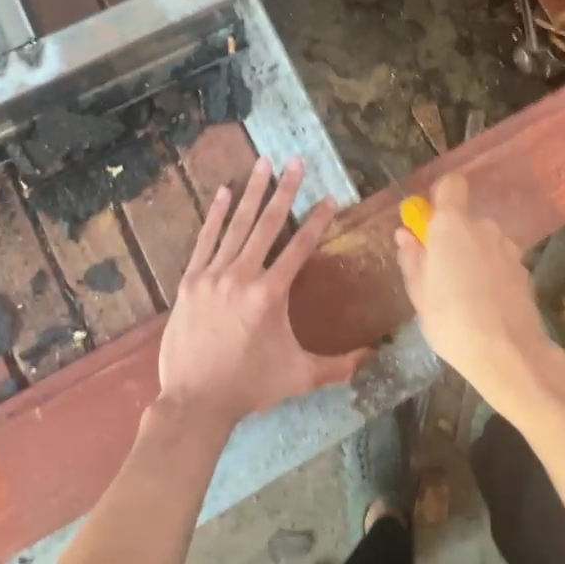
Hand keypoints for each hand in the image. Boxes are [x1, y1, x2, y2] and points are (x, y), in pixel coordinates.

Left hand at [157, 158, 368, 428]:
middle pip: (268, 225)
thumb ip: (338, 366)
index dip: (316, 221)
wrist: (194, 402)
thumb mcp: (299, 377)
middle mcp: (242, 276)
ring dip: (252, 193)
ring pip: (237, 226)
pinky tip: (225, 192)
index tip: (329, 198)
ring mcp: (213, 276)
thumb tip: (374, 359)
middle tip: (296, 161)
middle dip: (285, 190)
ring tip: (264, 164)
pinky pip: (205, 240)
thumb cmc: (250, 388)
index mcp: (270, 295)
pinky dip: (216, 215)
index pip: (299, 248)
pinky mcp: (190, 281)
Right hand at [393, 174, 559, 407]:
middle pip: (465, 221)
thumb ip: (412, 258)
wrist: (507, 353)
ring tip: (466, 296)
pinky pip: (499, 262)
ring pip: (484, 243)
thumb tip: (406, 235)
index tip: (429, 221)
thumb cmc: (451, 320)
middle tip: (441, 274)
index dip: (441, 197)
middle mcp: (483, 227)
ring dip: (474, 258)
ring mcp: (508, 248)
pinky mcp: (524, 270)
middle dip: (453, 239)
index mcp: (452, 225)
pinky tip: (487, 305)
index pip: (451, 184)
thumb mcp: (419, 293)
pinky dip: (492, 275)